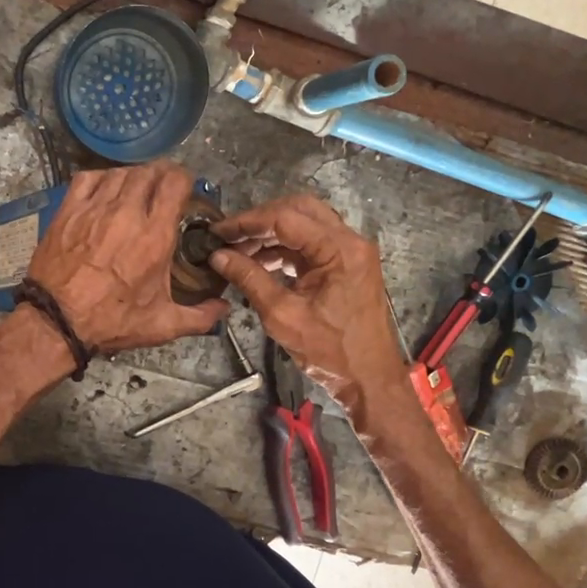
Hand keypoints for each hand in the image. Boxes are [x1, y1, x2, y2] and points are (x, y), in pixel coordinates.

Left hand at [26, 163, 230, 352]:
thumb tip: (224, 309)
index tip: (183, 190)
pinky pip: (87, 179)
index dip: (182, 180)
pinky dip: (101, 178)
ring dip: (131, 177)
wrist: (56, 321)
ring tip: (134, 190)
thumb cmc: (110, 321)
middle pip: (148, 172)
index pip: (175, 183)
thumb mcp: (162, 325)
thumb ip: (200, 316)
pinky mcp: (68, 211)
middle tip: (160, 189)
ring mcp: (94, 209)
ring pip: (119, 173)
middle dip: (159, 176)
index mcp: (154, 236)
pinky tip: (104, 191)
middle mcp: (126, 214)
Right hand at [209, 194, 406, 406]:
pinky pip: (311, 244)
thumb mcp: (281, 315)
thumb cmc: (328, 351)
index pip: (286, 217)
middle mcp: (350, 241)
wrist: (369, 378)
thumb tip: (218, 256)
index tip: (218, 232)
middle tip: (229, 237)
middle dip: (260, 220)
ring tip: (238, 252)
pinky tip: (258, 263)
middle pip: (299, 210)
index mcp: (339, 250)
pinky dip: (284, 248)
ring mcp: (350, 252)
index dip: (247, 222)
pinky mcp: (346, 265)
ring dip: (271, 234)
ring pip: (305, 223)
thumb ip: (249, 279)